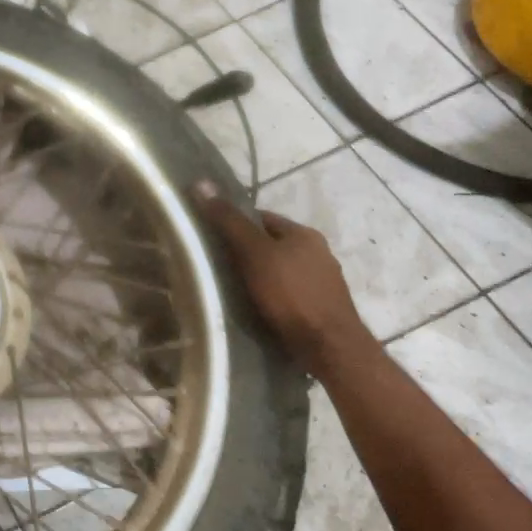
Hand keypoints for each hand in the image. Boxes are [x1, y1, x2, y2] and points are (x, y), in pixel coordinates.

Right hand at [190, 180, 377, 377]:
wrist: (330, 348)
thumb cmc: (290, 293)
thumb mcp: (253, 252)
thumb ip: (228, 220)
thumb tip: (201, 182)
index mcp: (304, 234)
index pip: (260, 217)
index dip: (233, 224)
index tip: (210, 238)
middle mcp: (318, 253)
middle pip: (269, 243)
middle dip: (244, 251)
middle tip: (216, 264)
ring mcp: (323, 282)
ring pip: (278, 269)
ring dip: (257, 274)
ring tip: (231, 287)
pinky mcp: (321, 307)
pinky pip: (287, 291)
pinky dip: (270, 294)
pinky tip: (255, 306)